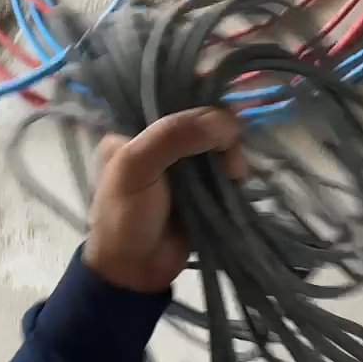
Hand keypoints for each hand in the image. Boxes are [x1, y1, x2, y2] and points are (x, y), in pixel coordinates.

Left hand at [83, 107, 245, 293]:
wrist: (136, 271)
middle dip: (221, 127)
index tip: (225, 97)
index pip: (168, 92)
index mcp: (131, 126)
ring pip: (216, 140)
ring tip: (235, 173)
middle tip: (231, 148)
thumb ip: (174, 135)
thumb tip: (227, 121)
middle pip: (199, 115)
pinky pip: (224, 165)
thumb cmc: (125, 216)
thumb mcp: (137, 166)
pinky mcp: (201, 185)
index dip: (198, 90)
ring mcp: (180, 162)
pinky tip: (238, 179)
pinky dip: (234, 169)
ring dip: (230, 151)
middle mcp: (156, 138)